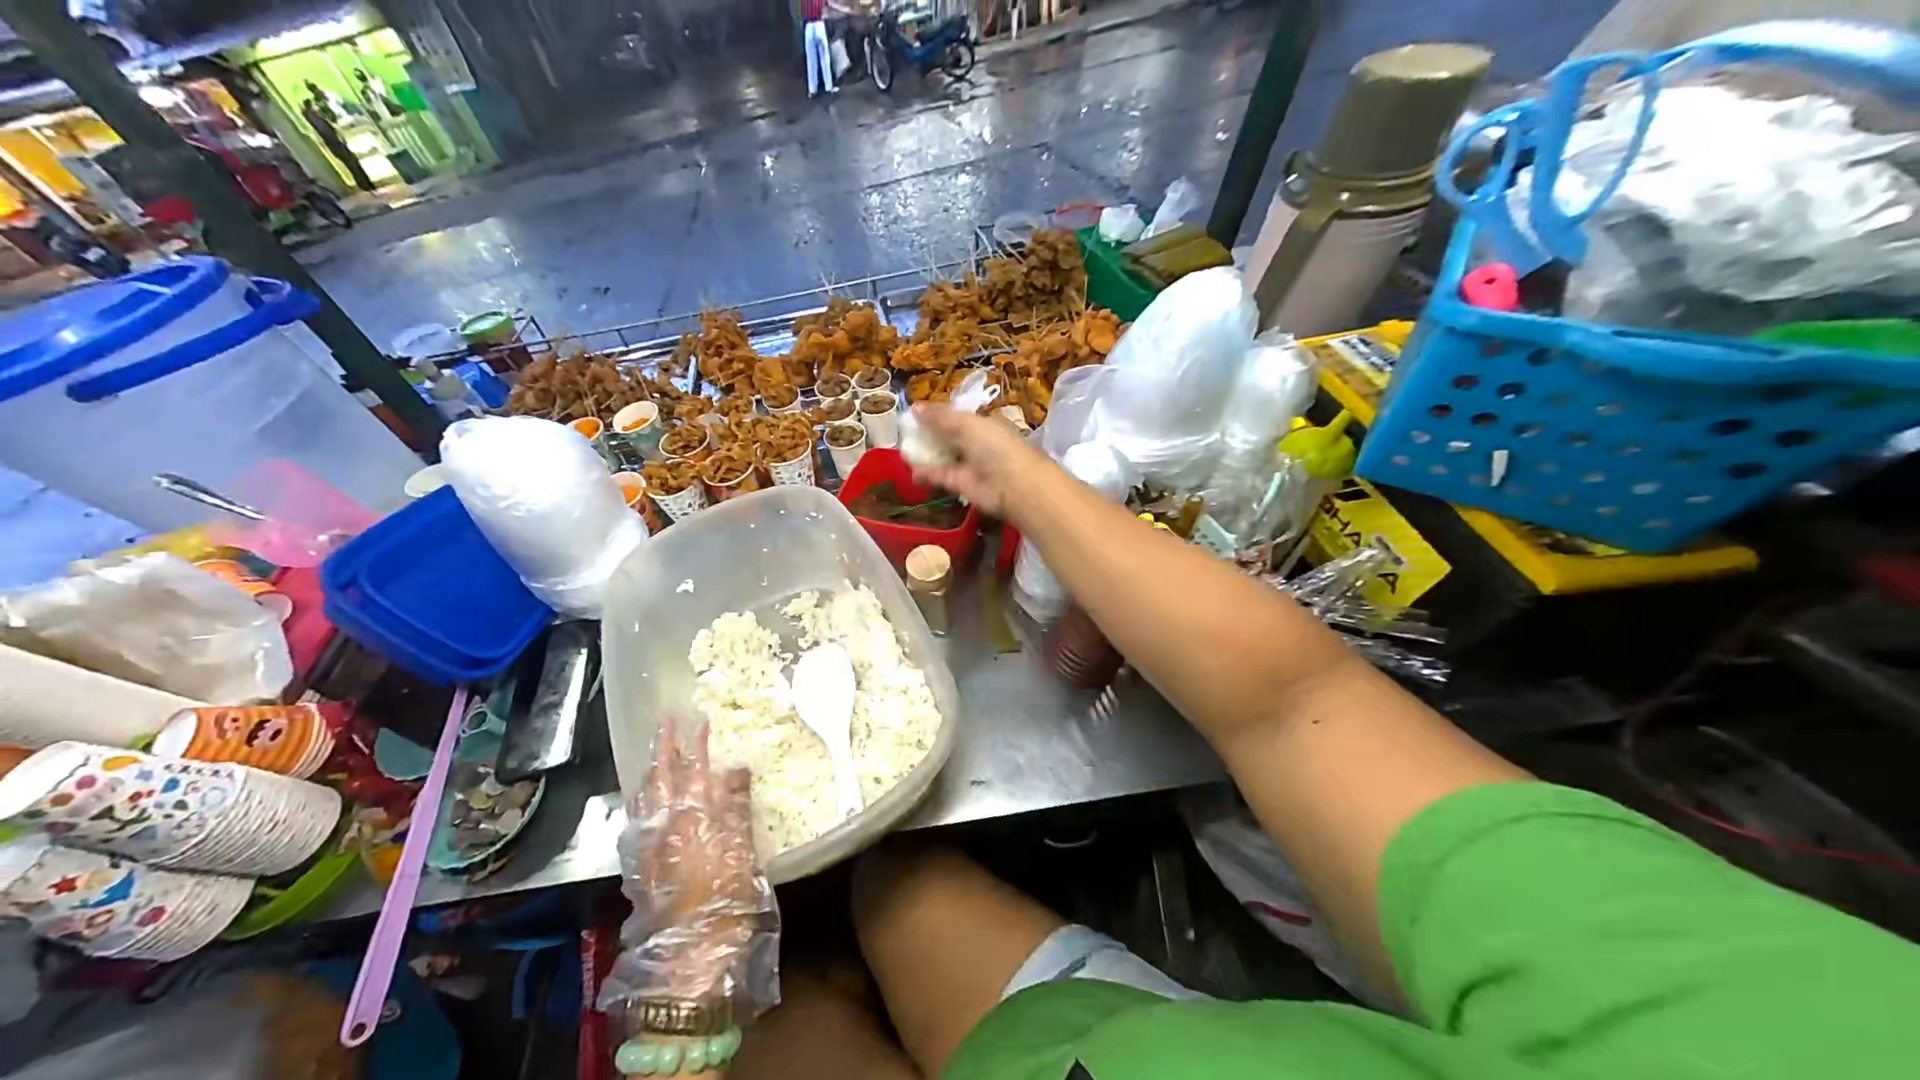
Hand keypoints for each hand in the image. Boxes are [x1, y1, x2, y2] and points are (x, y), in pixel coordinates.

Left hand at [620, 722, 766, 1001]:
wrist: (687, 954)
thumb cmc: (725, 900)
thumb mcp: (742, 851)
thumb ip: (737, 808)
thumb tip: (735, 769)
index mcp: (694, 818)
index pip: (696, 770)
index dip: (698, 745)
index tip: (700, 721)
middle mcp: (665, 825)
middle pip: (662, 778)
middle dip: (665, 749)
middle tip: (666, 723)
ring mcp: (648, 845)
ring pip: (646, 796)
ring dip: (651, 771)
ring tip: (656, 753)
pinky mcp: (640, 864)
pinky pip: (639, 818)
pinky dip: (644, 798)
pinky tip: (648, 799)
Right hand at [907, 405, 1050, 519]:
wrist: (1013, 486)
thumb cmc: (994, 446)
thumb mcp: (967, 423)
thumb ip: (940, 416)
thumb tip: (915, 407)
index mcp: (982, 423)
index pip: (956, 416)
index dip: (936, 414)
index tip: (914, 413)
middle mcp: (976, 443)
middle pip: (947, 436)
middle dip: (927, 433)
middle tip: (904, 430)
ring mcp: (968, 464)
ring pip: (942, 456)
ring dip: (924, 452)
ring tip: (904, 448)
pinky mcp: (961, 485)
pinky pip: (939, 475)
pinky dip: (925, 472)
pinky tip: (911, 468)